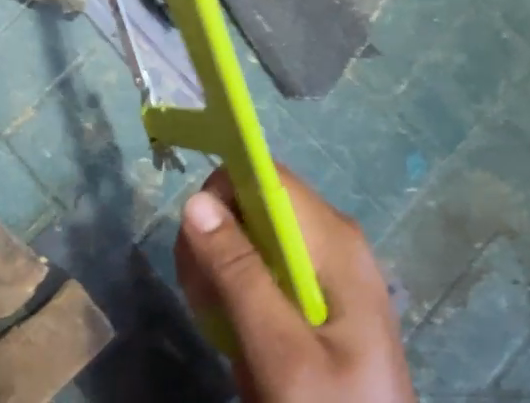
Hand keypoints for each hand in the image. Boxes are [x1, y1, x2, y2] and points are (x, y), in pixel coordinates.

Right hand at [175, 168, 415, 402]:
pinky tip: (235, 330)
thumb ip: (239, 275)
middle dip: (213, 242)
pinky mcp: (311, 292)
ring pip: (245, 235)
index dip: (222, 196)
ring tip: (219, 322)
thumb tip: (195, 199)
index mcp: (334, 242)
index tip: (197, 243)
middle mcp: (330, 240)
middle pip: (249, 204)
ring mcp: (322, 267)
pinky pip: (256, 265)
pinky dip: (233, 290)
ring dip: (216, 271)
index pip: (265, 176)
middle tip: (205, 297)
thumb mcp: (282, 352)